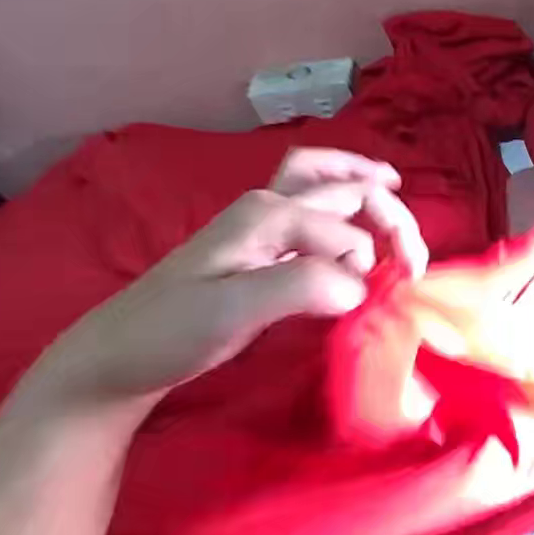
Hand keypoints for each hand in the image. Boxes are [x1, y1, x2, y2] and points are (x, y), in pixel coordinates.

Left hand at [22, 148, 428, 408]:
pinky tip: (352, 213)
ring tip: (395, 185)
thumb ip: (300, 286)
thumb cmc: (171, 331)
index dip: (367, 268)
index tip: (365, 308)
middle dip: (392, 216)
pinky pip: (312, 205)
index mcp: (268, 215)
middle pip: (347, 190)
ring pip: (325, 181)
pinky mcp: (260, 243)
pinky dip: (341, 199)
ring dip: (363, 184)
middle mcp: (269, 205)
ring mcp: (262, 221)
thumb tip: (361, 285)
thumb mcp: (233, 311)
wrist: (119, 354)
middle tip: (415, 263)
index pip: (347, 231)